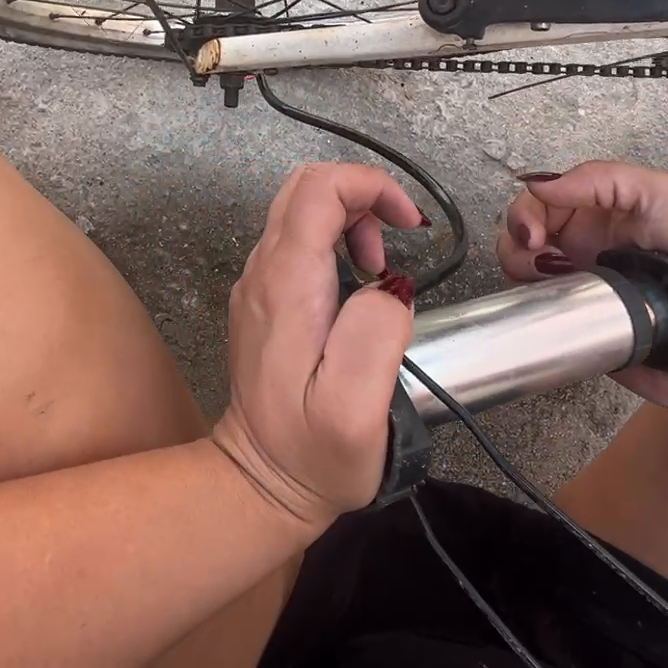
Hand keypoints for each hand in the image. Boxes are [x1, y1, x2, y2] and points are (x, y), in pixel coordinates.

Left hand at [210, 163, 428, 532]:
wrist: (258, 481)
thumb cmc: (311, 453)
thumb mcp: (354, 409)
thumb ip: (376, 334)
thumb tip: (389, 284)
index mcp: (286, 285)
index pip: (317, 188)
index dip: (370, 186)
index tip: (409, 226)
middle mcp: (263, 271)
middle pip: (305, 186)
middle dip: (361, 195)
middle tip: (396, 243)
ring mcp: (259, 281)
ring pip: (300, 207)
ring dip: (350, 219)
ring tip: (379, 269)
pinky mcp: (265, 296)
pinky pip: (297, 238)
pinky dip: (336, 241)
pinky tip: (357, 285)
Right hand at [494, 161, 667, 424]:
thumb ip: (604, 178)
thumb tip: (538, 185)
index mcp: (599, 214)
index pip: (543, 200)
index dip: (527, 211)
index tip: (534, 234)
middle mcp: (581, 247)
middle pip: (521, 232)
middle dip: (516, 240)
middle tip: (539, 258)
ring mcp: (576, 287)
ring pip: (519, 269)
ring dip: (517, 268)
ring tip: (545, 279)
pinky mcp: (576, 325)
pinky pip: (536, 312)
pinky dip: (526, 305)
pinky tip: (544, 305)